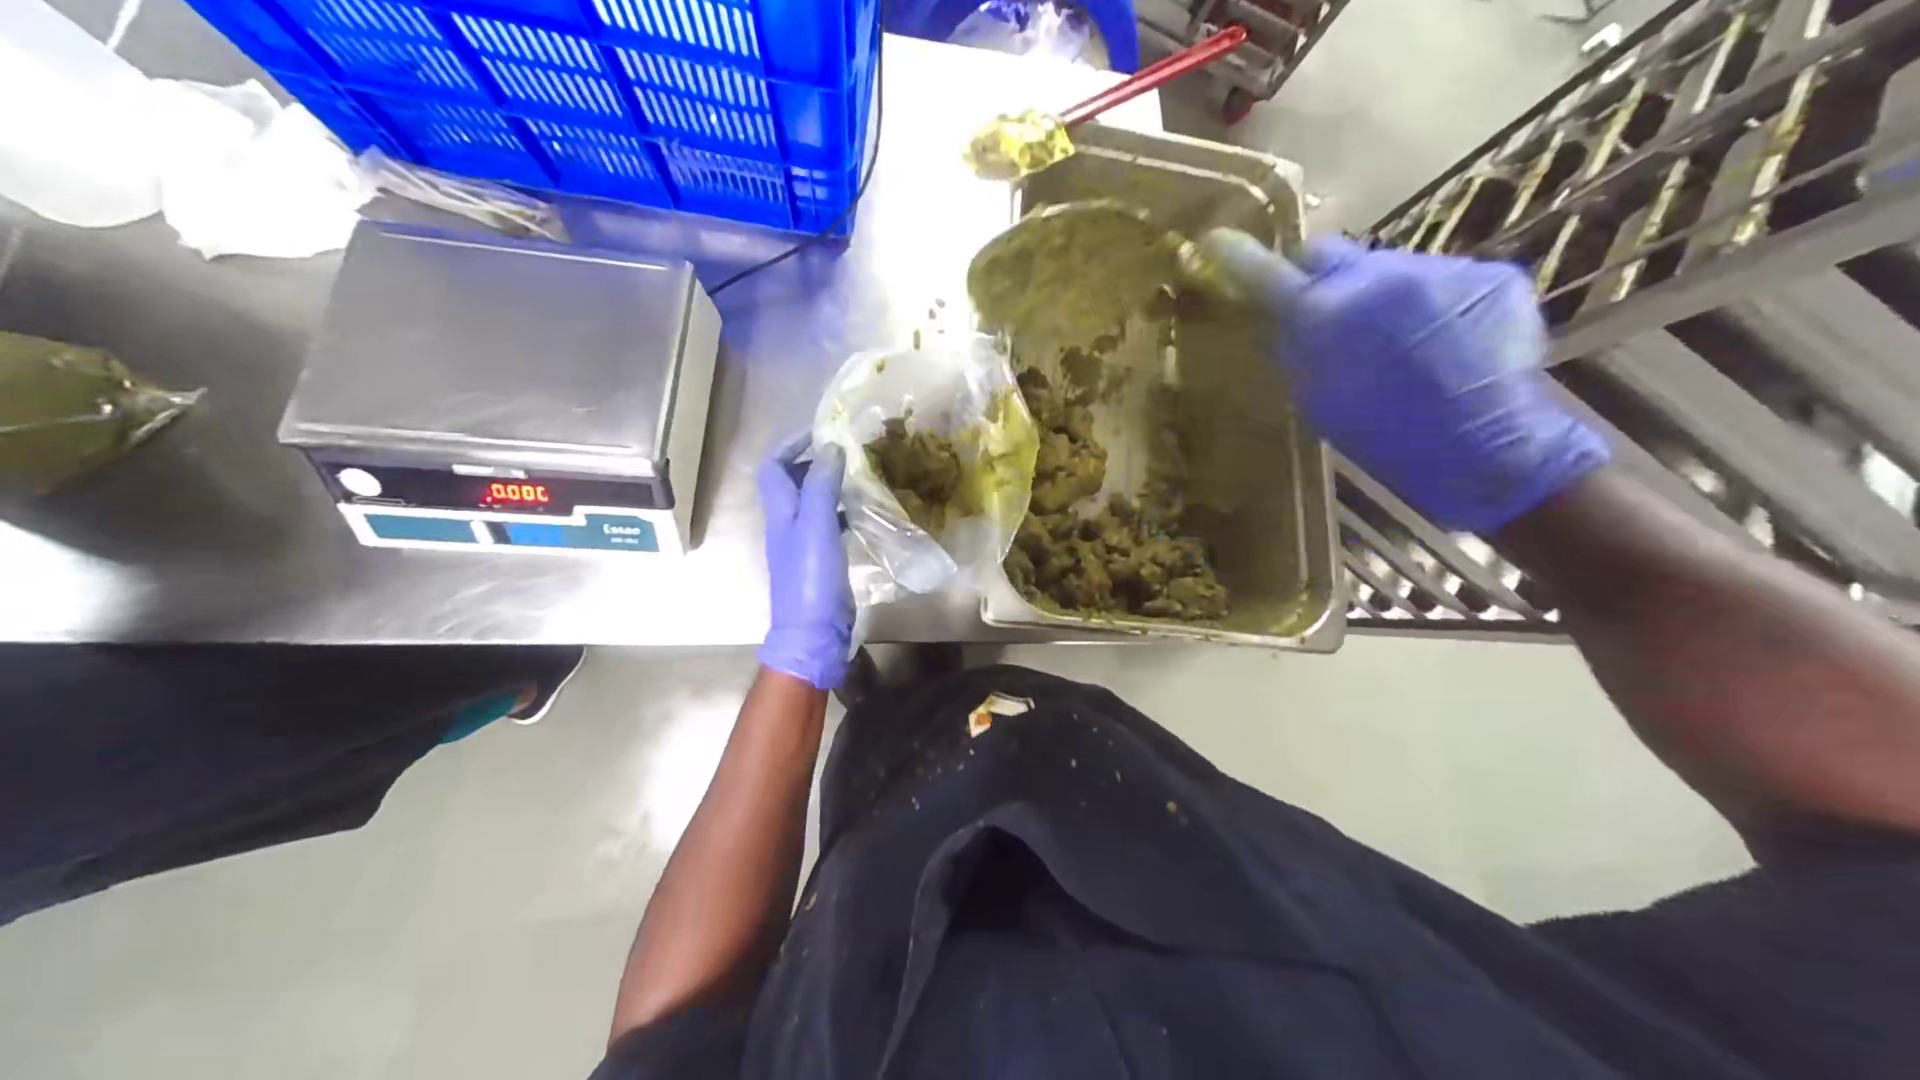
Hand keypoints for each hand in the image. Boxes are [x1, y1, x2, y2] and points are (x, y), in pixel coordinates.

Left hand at [757, 434, 852, 689]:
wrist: (813, 633)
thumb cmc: (811, 579)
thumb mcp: (816, 527)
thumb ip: (821, 486)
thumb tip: (829, 447)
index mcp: (781, 512)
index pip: (774, 467)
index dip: (791, 445)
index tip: (821, 431)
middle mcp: (788, 524)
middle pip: (793, 482)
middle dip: (814, 460)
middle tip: (848, 450)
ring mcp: (804, 543)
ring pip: (813, 502)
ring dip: (831, 484)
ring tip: (859, 473)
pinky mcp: (820, 560)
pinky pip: (829, 524)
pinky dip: (842, 510)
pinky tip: (863, 510)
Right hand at [1196, 231, 1610, 531]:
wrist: (1479, 446)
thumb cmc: (1379, 435)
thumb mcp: (1315, 397)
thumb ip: (1293, 350)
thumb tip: (1274, 321)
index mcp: (1323, 313)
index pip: (1265, 272)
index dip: (1238, 257)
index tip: (1218, 240)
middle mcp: (1376, 275)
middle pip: (1328, 251)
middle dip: (1320, 275)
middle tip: (1328, 309)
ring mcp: (1436, 268)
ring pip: (1387, 266)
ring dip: (1381, 292)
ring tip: (1401, 339)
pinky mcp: (1487, 273)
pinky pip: (1442, 278)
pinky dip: (1434, 303)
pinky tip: (1444, 340)